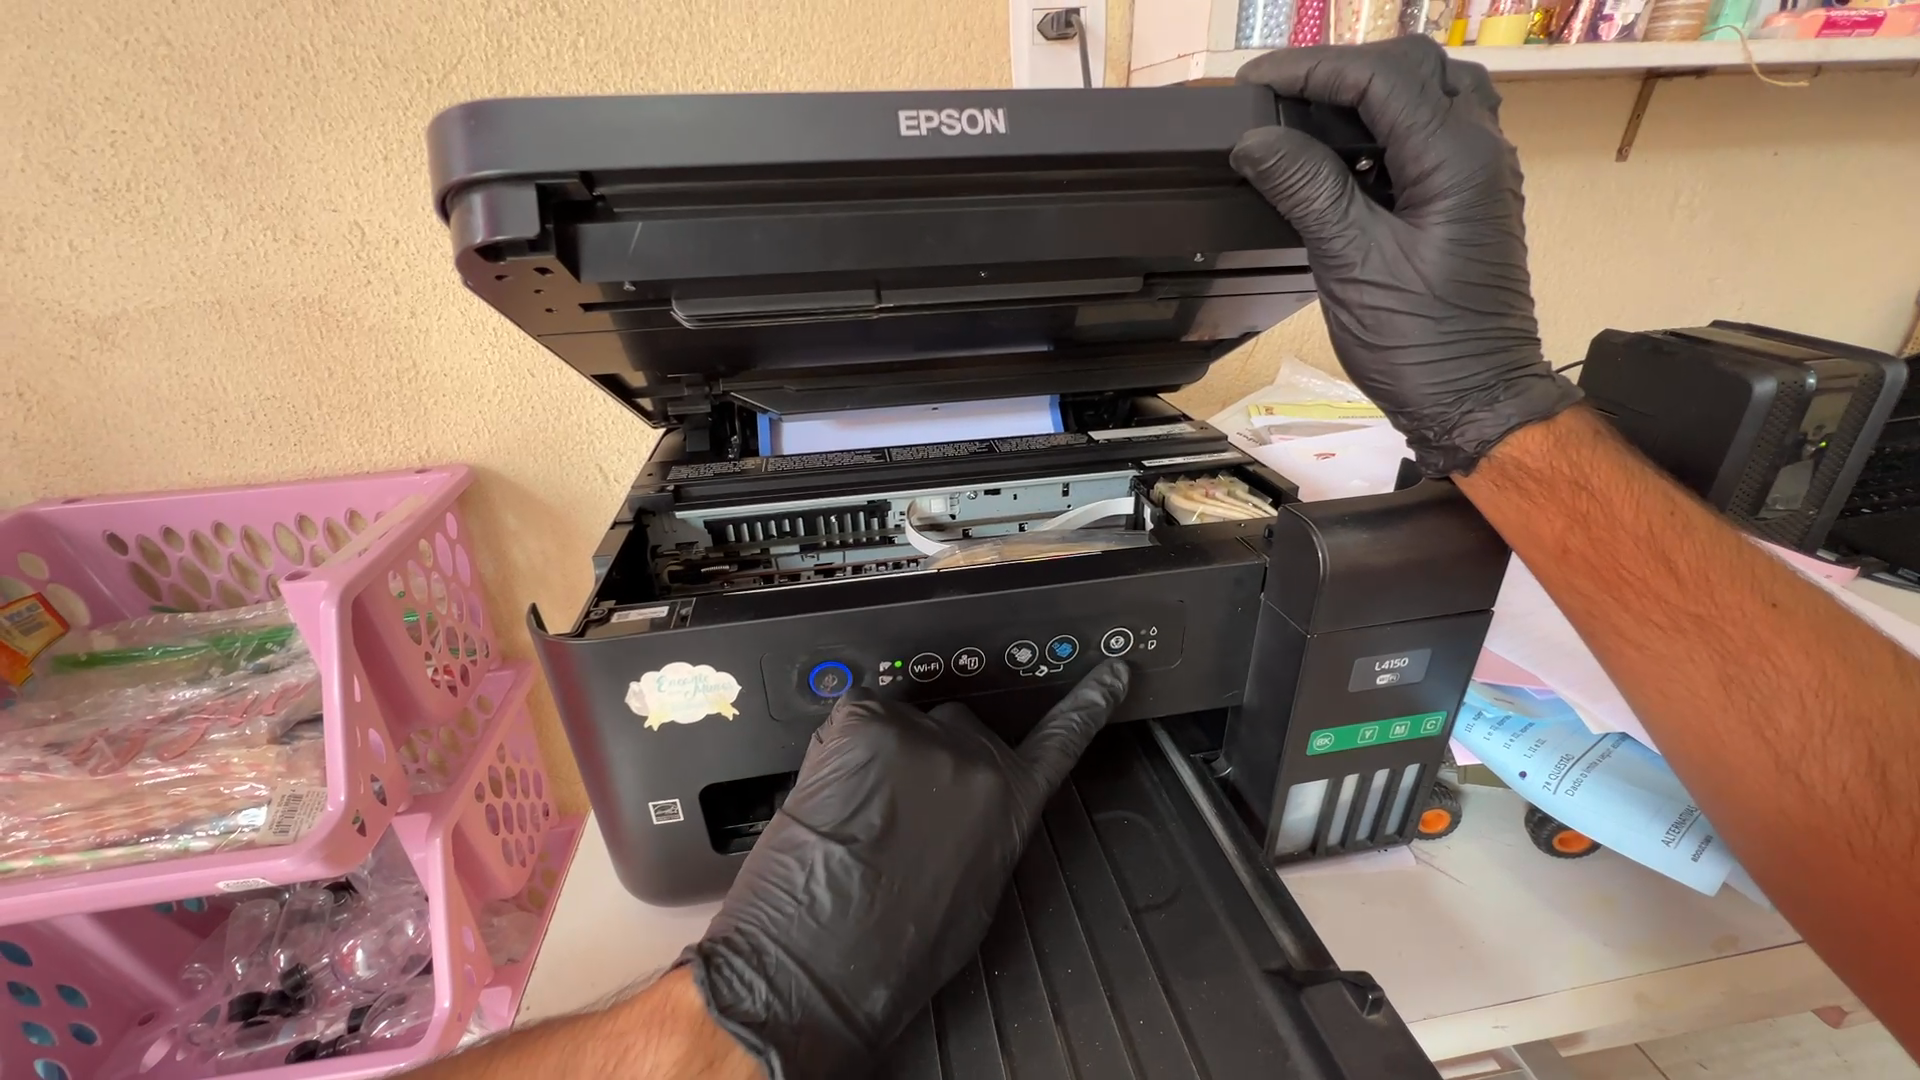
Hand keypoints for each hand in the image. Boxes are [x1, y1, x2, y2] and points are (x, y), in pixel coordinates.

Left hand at [680, 660, 1132, 1079]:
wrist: (821, 962)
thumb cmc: (896, 947)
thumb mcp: (973, 888)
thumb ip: (986, 823)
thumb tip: (970, 801)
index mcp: (1009, 800)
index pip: (1062, 738)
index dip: (1089, 702)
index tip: (1112, 671)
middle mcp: (973, 755)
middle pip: (958, 723)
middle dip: (931, 751)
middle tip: (896, 801)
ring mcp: (918, 733)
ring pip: (901, 720)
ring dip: (881, 750)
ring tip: (857, 811)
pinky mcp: (864, 722)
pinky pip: (857, 714)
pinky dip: (842, 744)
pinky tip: (835, 793)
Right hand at [1231, 37, 1580, 476]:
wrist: (1471, 397)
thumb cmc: (1416, 339)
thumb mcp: (1351, 263)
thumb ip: (1307, 191)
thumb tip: (1255, 140)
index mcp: (1456, 157)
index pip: (1383, 77)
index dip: (1313, 70)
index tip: (1253, 83)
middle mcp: (1479, 149)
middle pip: (1416, 69)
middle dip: (1343, 69)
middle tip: (1279, 95)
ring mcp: (1476, 176)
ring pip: (1429, 97)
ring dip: (1367, 94)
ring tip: (1306, 117)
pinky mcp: (1464, 204)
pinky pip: (1427, 138)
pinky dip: (1380, 131)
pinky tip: (1340, 158)